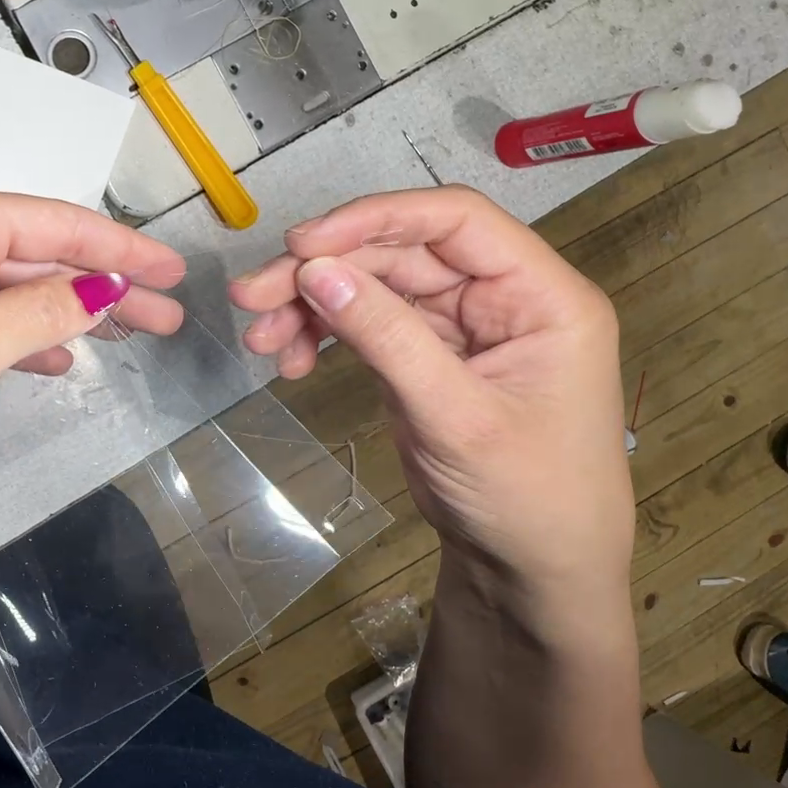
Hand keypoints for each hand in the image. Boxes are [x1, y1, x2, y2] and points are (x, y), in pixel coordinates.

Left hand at [0, 189, 185, 501]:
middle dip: (106, 283)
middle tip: (168, 318)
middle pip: (39, 254)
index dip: (123, 249)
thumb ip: (34, 315)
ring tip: (127, 337)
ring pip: (11, 289)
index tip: (176, 273)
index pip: (58, 224)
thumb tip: (101, 288)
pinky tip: (53, 361)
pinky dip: (22, 337)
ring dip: (70, 311)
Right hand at [230, 187, 632, 592]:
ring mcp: (454, 323)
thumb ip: (387, 337)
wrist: (528, 569)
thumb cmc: (527, 496)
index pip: (453, 220)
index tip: (301, 243)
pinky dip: (318, 335)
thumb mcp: (456, 416)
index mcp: (538, 294)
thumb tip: (313, 271)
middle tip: (249, 297)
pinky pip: (359, 323)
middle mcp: (495, 295)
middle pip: (394, 253)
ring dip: (306, 305)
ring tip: (258, 339)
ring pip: (366, 286)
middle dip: (319, 271)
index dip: (374, 218)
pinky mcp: (419, 351)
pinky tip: (288, 362)